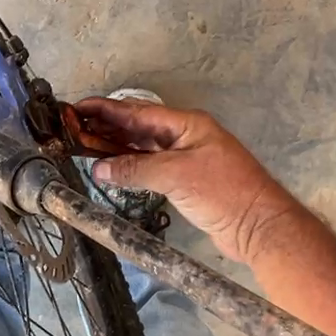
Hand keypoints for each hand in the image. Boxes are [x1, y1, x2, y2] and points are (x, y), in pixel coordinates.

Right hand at [73, 96, 304, 261]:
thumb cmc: (224, 193)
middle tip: (75, 126)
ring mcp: (186, 157)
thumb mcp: (176, 176)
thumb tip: (99, 168)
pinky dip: (130, 165)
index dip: (106, 109)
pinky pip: (150, 164)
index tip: (78, 107)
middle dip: (107, 125)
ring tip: (85, 144)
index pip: (137, 111)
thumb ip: (135, 169)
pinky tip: (112, 168)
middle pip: (138, 126)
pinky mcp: (186, 179)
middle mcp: (184, 135)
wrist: (261, 229)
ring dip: (117, 146)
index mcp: (186, 123)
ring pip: (143, 145)